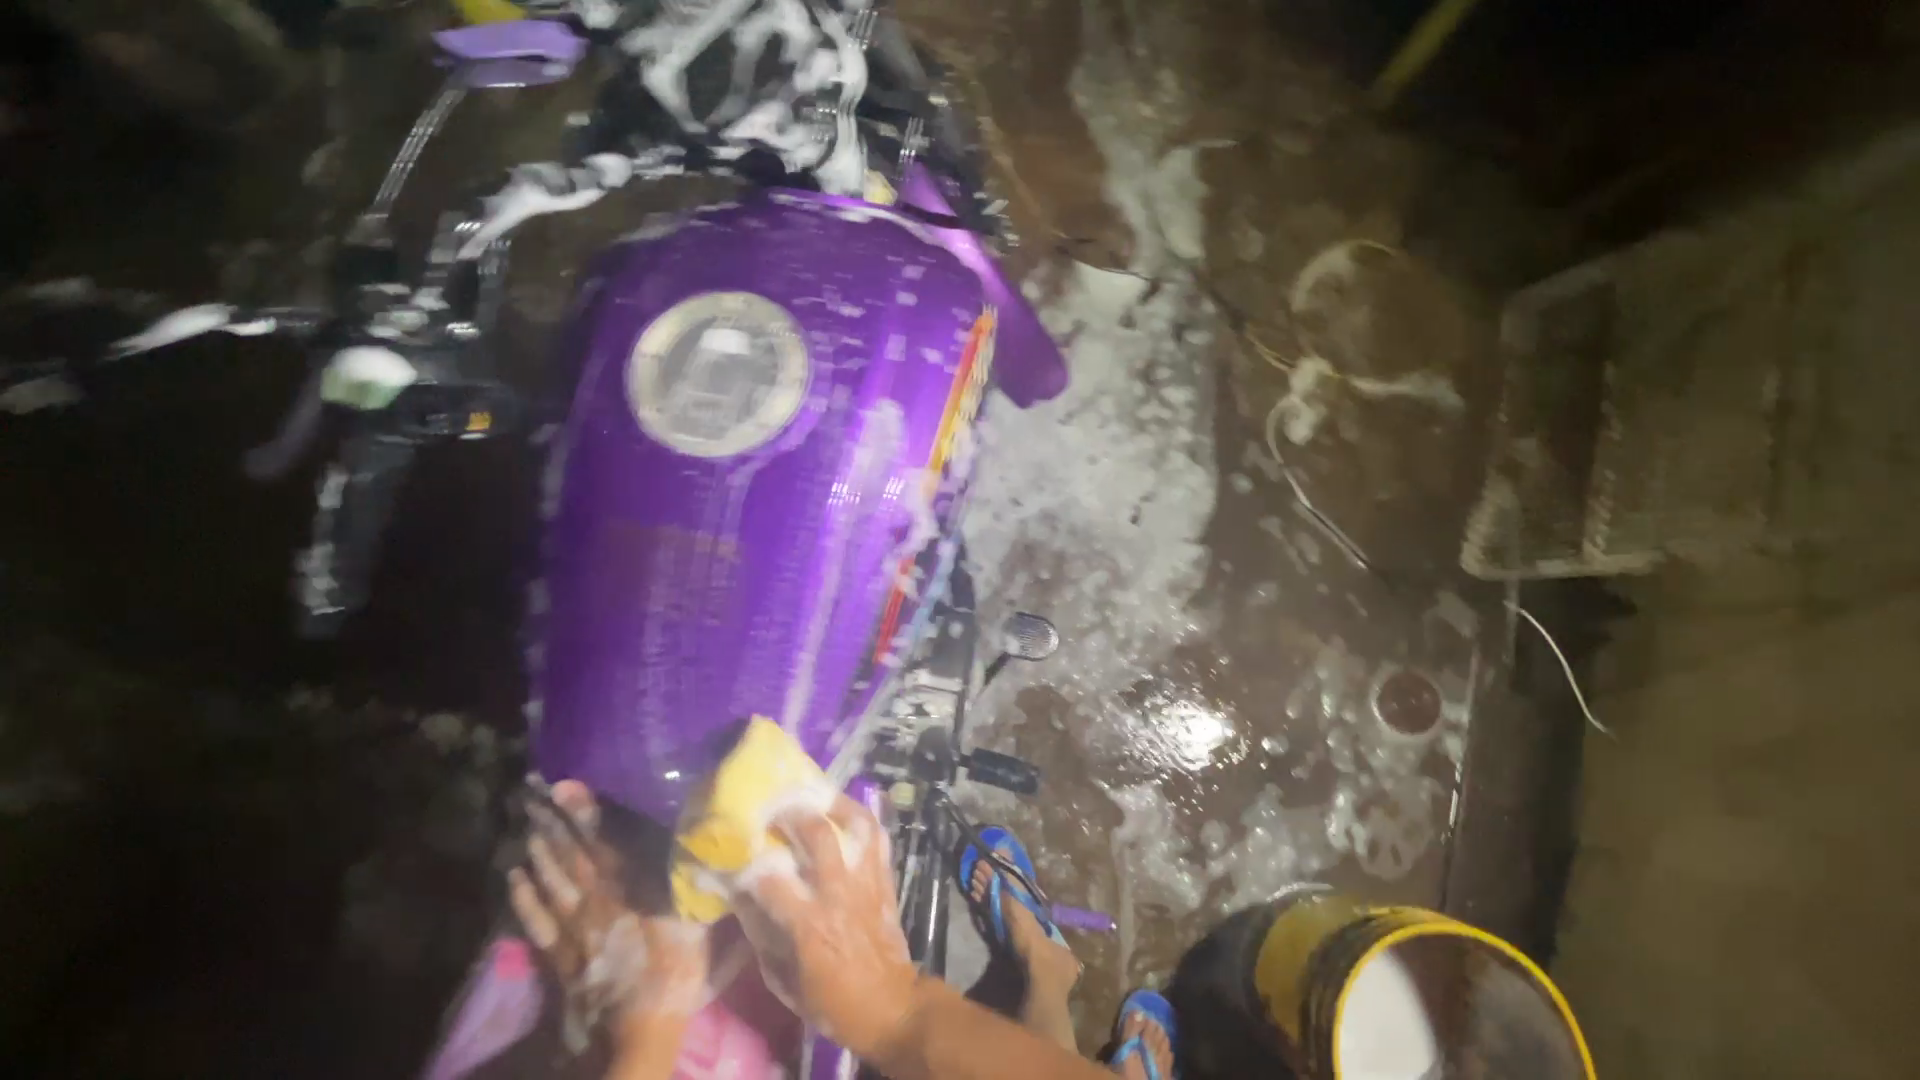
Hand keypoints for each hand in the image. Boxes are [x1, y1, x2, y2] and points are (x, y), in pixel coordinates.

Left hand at [509, 780, 710, 1038]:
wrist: (639, 1027)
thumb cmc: (674, 965)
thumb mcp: (690, 911)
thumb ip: (685, 872)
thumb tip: (692, 836)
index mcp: (628, 883)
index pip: (601, 838)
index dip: (582, 810)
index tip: (562, 784)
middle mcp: (595, 896)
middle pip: (570, 852)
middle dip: (552, 821)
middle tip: (531, 793)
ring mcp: (572, 926)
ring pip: (549, 878)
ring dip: (537, 849)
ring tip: (527, 823)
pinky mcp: (559, 954)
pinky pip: (535, 917)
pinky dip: (523, 894)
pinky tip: (515, 875)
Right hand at [734, 794, 919, 1055]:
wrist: (889, 1004)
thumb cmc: (830, 1000)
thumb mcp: (782, 979)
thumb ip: (761, 935)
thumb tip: (742, 898)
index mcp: (808, 923)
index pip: (770, 879)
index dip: (746, 862)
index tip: (732, 851)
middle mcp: (838, 892)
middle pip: (818, 834)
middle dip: (792, 814)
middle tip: (774, 807)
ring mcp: (866, 880)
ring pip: (855, 824)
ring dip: (833, 803)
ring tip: (814, 795)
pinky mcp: (885, 878)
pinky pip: (879, 836)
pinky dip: (863, 818)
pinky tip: (846, 810)